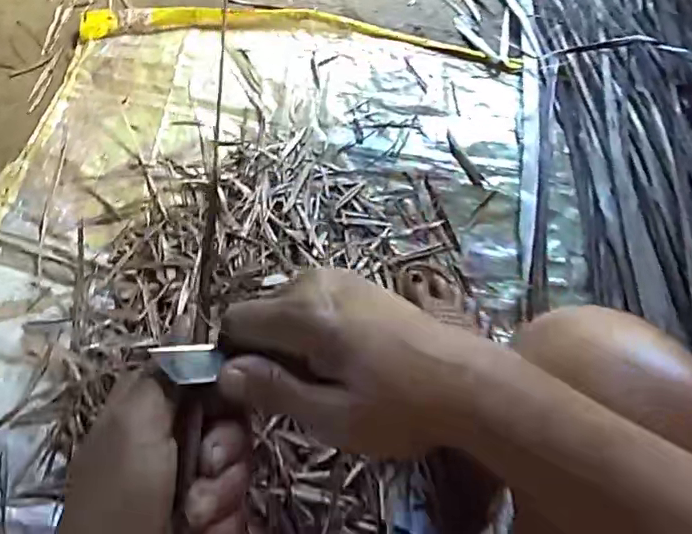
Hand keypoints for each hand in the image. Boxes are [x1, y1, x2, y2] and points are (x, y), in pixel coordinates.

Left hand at [57, 372, 255, 533]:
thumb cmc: (118, 497)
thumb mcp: (133, 423)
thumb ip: (166, 372)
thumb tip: (188, 315)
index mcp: (151, 404)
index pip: (203, 370)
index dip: (223, 380)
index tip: (228, 394)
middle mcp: (174, 435)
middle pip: (230, 414)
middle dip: (226, 442)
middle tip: (205, 465)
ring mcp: (192, 479)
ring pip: (239, 460)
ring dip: (223, 488)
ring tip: (194, 513)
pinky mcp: (210, 517)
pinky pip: (239, 502)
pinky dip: (225, 518)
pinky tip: (203, 529)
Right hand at [217, 269, 485, 459]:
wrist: (464, 377)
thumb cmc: (399, 405)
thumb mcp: (334, 416)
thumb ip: (274, 391)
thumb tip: (226, 373)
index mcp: (303, 311)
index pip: (236, 319)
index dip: (236, 355)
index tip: (258, 388)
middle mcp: (313, 280)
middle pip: (260, 310)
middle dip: (265, 347)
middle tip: (302, 388)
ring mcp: (336, 274)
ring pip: (284, 303)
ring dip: (289, 337)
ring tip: (329, 372)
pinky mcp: (354, 278)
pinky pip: (310, 297)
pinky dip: (311, 323)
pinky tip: (345, 352)